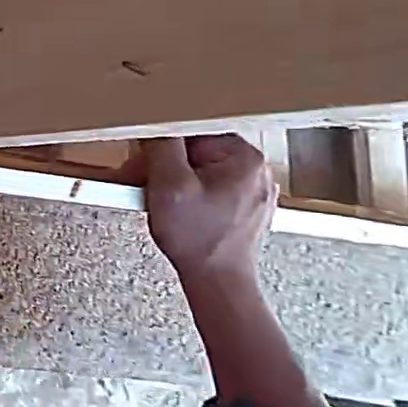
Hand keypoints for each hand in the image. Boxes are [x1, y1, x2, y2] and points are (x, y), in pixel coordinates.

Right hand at [141, 135, 275, 283]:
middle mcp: (256, 171)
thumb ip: (163, 146)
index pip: (193, 131)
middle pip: (198, 150)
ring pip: (203, 169)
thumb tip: (158, 124)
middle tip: (154, 186)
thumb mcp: (169, 185)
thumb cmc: (198, 241)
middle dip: (170, 166)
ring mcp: (253, 190)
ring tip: (168, 203)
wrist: (217, 282)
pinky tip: (181, 212)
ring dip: (178, 181)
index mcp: (245, 158)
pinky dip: (192, 195)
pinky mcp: (245, 207)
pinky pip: (212, 187)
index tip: (151, 164)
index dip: (165, 147)